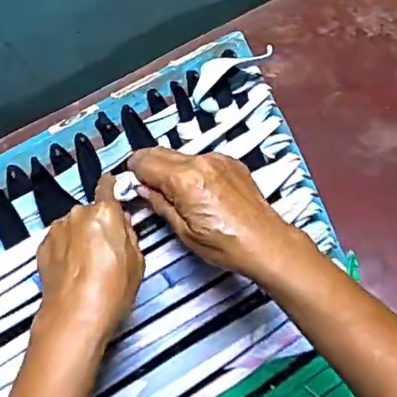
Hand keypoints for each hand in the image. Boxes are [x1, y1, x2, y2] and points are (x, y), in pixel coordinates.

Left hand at [35, 195, 144, 346]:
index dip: (113, 187)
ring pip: (74, 226)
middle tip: (109, 250)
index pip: (108, 185)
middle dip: (99, 224)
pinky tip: (76, 272)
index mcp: (105, 212)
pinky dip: (66, 251)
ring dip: (81, 238)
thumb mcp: (137, 261)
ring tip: (91, 266)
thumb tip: (125, 228)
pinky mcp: (44, 246)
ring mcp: (59, 229)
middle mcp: (78, 214)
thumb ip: (131, 234)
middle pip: (92, 211)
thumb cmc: (107, 293)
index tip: (114, 186)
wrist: (74, 316)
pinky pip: (60, 241)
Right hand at [127, 148, 313, 283]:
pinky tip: (195, 191)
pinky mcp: (229, 162)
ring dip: (170, 168)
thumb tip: (144, 191)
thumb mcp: (183, 231)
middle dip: (147, 167)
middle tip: (143, 186)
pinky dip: (191, 170)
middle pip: (159, 152)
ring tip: (173, 193)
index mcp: (185, 179)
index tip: (130, 182)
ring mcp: (217, 160)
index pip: (144, 162)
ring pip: (179, 154)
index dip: (132, 173)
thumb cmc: (231, 244)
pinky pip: (200, 159)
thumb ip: (159, 204)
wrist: (266, 243)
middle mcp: (201, 163)